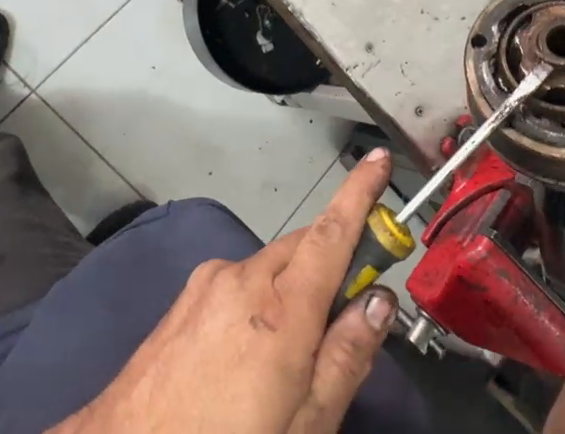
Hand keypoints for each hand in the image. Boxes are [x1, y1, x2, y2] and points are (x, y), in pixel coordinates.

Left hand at [53, 149, 400, 433]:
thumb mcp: (306, 423)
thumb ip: (347, 356)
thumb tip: (380, 301)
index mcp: (280, 307)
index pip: (332, 232)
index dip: (361, 193)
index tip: (380, 158)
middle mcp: (242, 278)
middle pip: (304, 248)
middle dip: (334, 262)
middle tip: (352, 308)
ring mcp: (207, 284)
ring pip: (271, 267)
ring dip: (294, 285)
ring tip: (293, 351)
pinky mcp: (184, 299)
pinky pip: (238, 282)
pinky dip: (260, 297)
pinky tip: (250, 352)